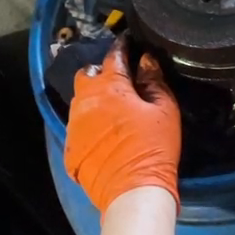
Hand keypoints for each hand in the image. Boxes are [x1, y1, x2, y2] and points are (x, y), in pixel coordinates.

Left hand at [65, 37, 181, 211]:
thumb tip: (145, 60)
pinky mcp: (70, 148)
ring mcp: (74, 125)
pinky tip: (103, 133)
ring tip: (111, 107)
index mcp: (110, 86)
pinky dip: (89, 124)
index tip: (129, 43)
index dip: (123, 47)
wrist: (133, 192)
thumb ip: (153, 80)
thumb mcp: (164, 109)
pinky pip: (77, 127)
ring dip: (93, 98)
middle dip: (101, 72)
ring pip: (80, 100)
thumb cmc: (153, 146)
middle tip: (119, 81)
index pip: (114, 55)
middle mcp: (85, 100)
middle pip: (88, 75)